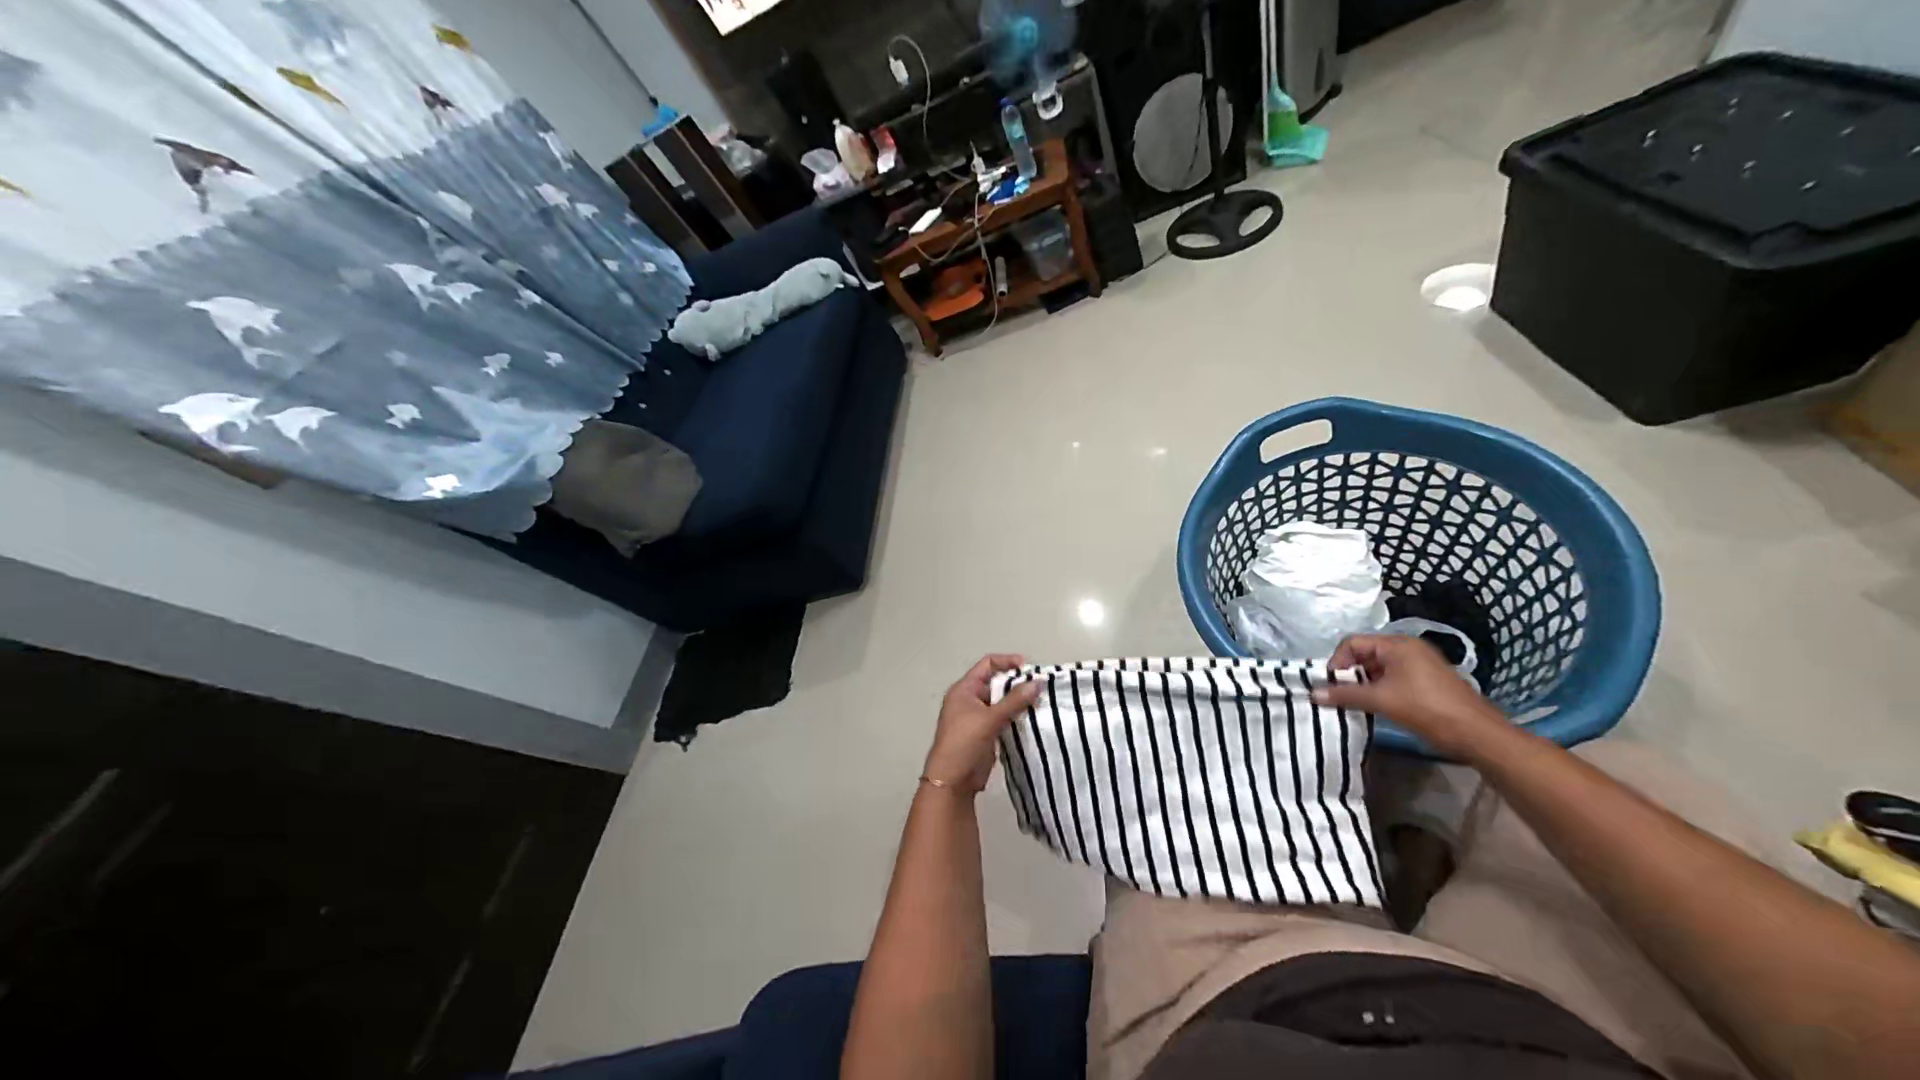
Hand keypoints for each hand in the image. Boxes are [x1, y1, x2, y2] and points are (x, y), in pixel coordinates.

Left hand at [924, 654, 1043, 793]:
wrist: (953, 781)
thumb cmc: (964, 742)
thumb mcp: (989, 719)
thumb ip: (1014, 701)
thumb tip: (1038, 683)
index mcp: (964, 689)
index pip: (987, 665)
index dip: (1007, 662)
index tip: (1029, 667)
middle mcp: (971, 699)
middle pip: (997, 683)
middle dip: (1017, 684)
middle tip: (1041, 687)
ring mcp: (978, 717)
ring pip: (1002, 702)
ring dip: (1019, 702)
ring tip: (1042, 702)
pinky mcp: (987, 733)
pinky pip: (1004, 718)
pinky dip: (1017, 716)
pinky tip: (1034, 718)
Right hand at [1317, 634, 1509, 758]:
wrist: (1477, 733)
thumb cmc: (1426, 709)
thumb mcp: (1381, 700)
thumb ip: (1345, 695)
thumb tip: (1313, 694)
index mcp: (1397, 644)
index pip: (1352, 643)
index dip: (1337, 662)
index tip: (1331, 685)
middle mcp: (1408, 647)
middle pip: (1365, 653)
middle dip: (1349, 673)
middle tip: (1340, 694)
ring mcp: (1420, 663)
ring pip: (1379, 666)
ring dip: (1364, 682)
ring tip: (1356, 702)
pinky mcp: (1427, 679)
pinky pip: (1393, 676)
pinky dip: (1380, 687)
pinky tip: (1377, 705)